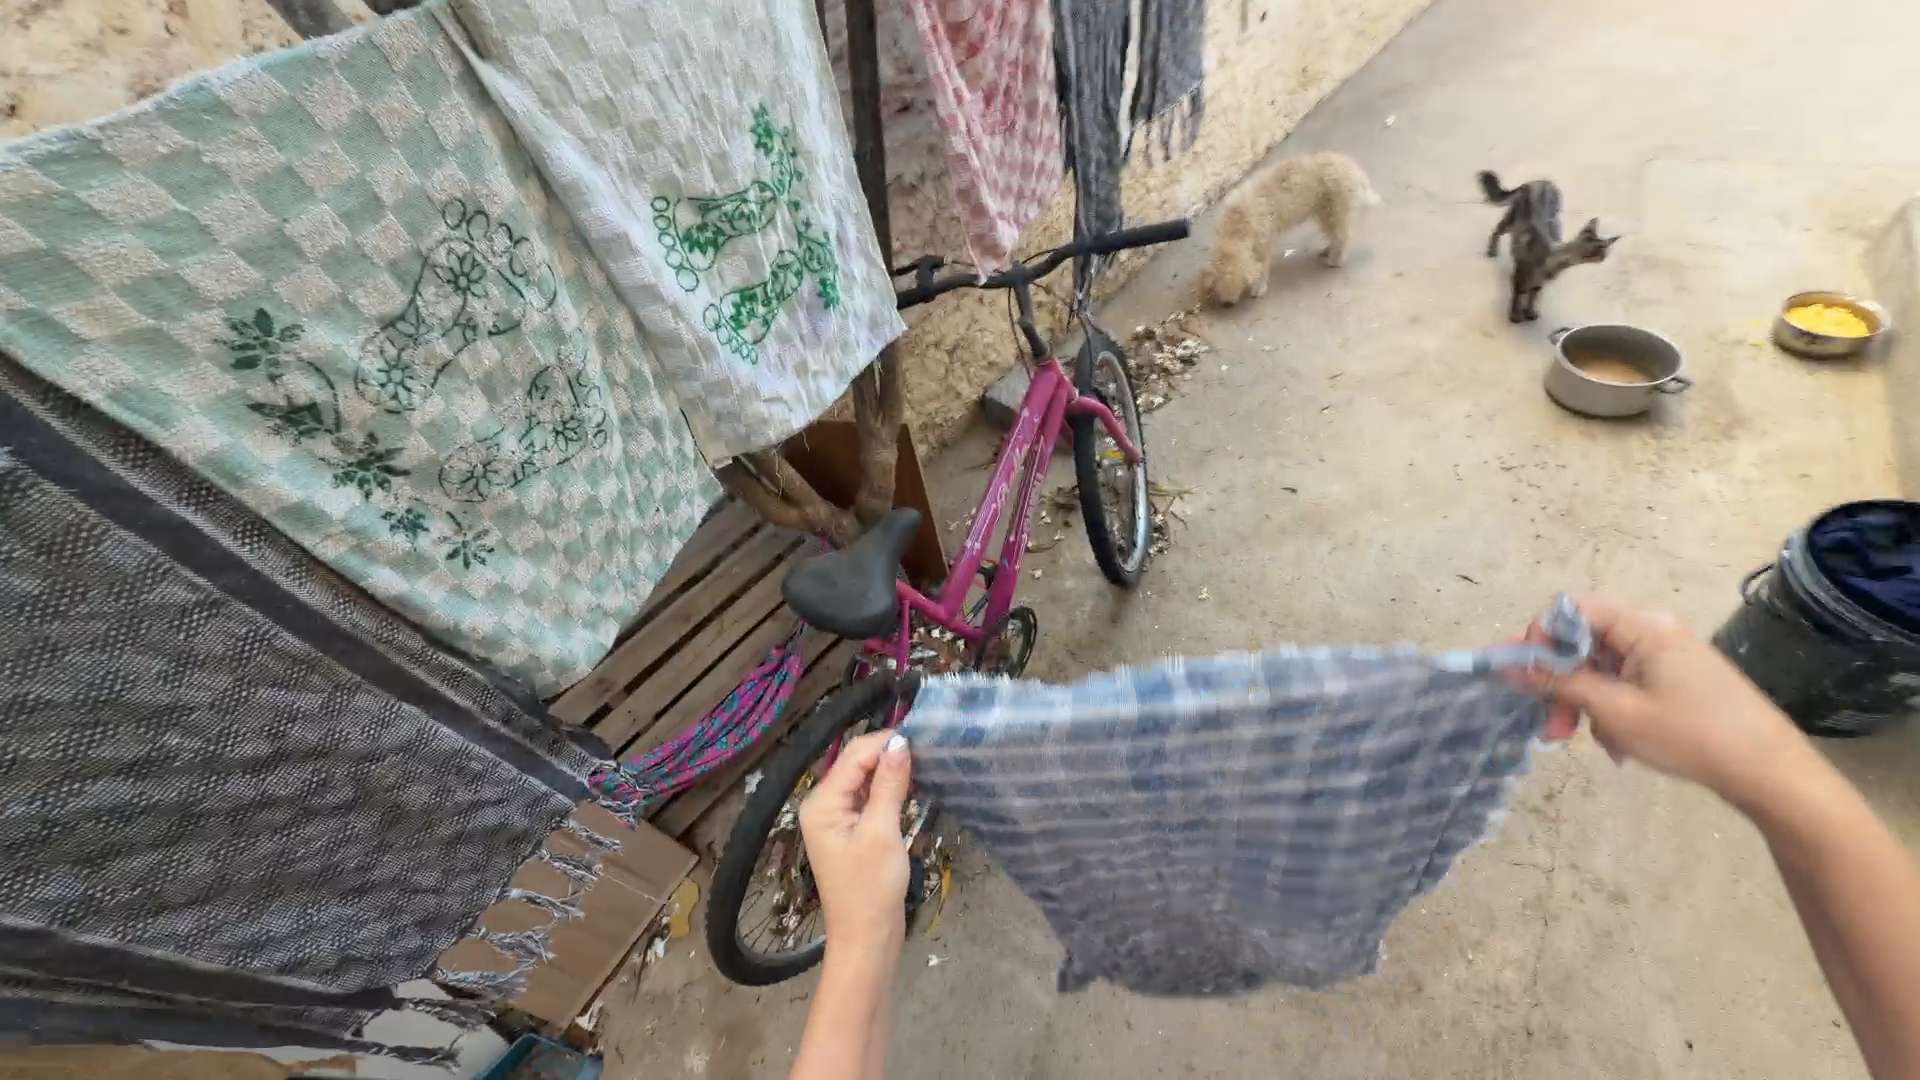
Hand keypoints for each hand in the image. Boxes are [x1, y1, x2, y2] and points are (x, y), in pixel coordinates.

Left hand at [798, 730, 913, 959]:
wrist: (866, 940)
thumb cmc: (871, 888)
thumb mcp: (882, 832)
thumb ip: (889, 784)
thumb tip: (901, 742)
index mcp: (822, 802)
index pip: (854, 755)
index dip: (886, 741)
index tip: (922, 736)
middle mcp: (823, 804)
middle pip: (857, 763)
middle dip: (888, 754)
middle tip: (927, 749)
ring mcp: (836, 817)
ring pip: (865, 778)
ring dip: (890, 771)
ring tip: (924, 763)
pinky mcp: (851, 829)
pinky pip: (868, 796)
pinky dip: (888, 789)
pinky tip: (911, 787)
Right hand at [1530, 594, 1811, 807]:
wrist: (1775, 777)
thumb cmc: (1691, 735)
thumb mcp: (1612, 709)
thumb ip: (1555, 683)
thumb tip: (1505, 666)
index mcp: (1643, 627)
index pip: (1569, 610)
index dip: (1538, 635)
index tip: (1525, 672)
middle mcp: (1652, 632)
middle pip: (1580, 643)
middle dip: (1554, 681)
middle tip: (1542, 720)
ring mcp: (1665, 657)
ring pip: (1596, 668)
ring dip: (1576, 701)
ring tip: (1569, 738)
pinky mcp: (1673, 679)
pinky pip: (1620, 683)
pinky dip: (1605, 708)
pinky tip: (1612, 742)